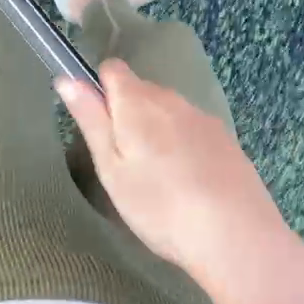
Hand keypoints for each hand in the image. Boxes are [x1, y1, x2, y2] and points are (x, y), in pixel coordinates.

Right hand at [57, 60, 303, 303]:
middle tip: (126, 163)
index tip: (100, 124)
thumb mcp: (112, 168)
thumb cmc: (160, 204)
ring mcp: (202, 116)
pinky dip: (185, 147)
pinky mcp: (226, 139)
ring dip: (158, 131)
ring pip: (168, 112)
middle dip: (129, 115)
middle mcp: (170, 97)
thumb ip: (90, 119)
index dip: (101, 89)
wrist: (237, 235)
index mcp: (136, 100)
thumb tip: (66, 78)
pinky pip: (193, 131)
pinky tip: (190, 185)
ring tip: (159, 180)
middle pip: (141, 91)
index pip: (112, 68)